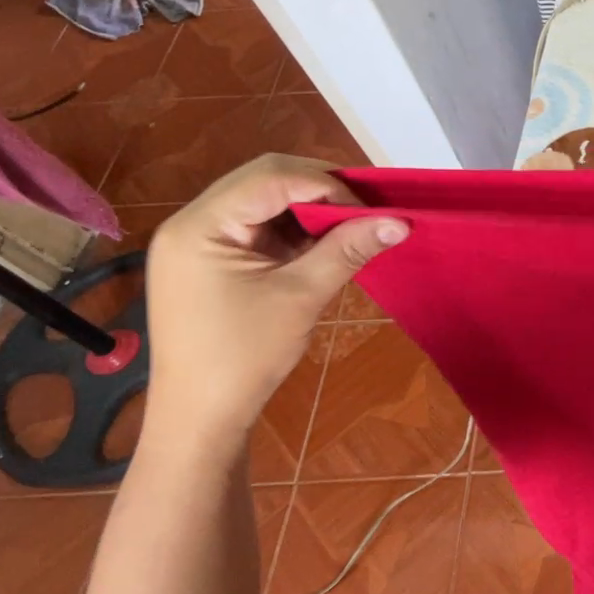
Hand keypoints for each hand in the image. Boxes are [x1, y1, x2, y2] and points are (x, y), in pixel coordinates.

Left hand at [143, 154, 406, 441]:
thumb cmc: (244, 357)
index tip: (370, 212)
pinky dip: (296, 228)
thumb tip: (400, 220)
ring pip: (265, 198)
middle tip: (364, 212)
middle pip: (265, 179)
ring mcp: (200, 240)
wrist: (201, 416)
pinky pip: (260, 224)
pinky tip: (324, 244)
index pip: (270, 177)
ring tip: (350, 228)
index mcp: (200, 226)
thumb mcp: (301, 297)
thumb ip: (348, 250)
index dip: (326, 184)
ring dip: (311, 207)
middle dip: (320, 189)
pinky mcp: (212, 258)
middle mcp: (193, 222)